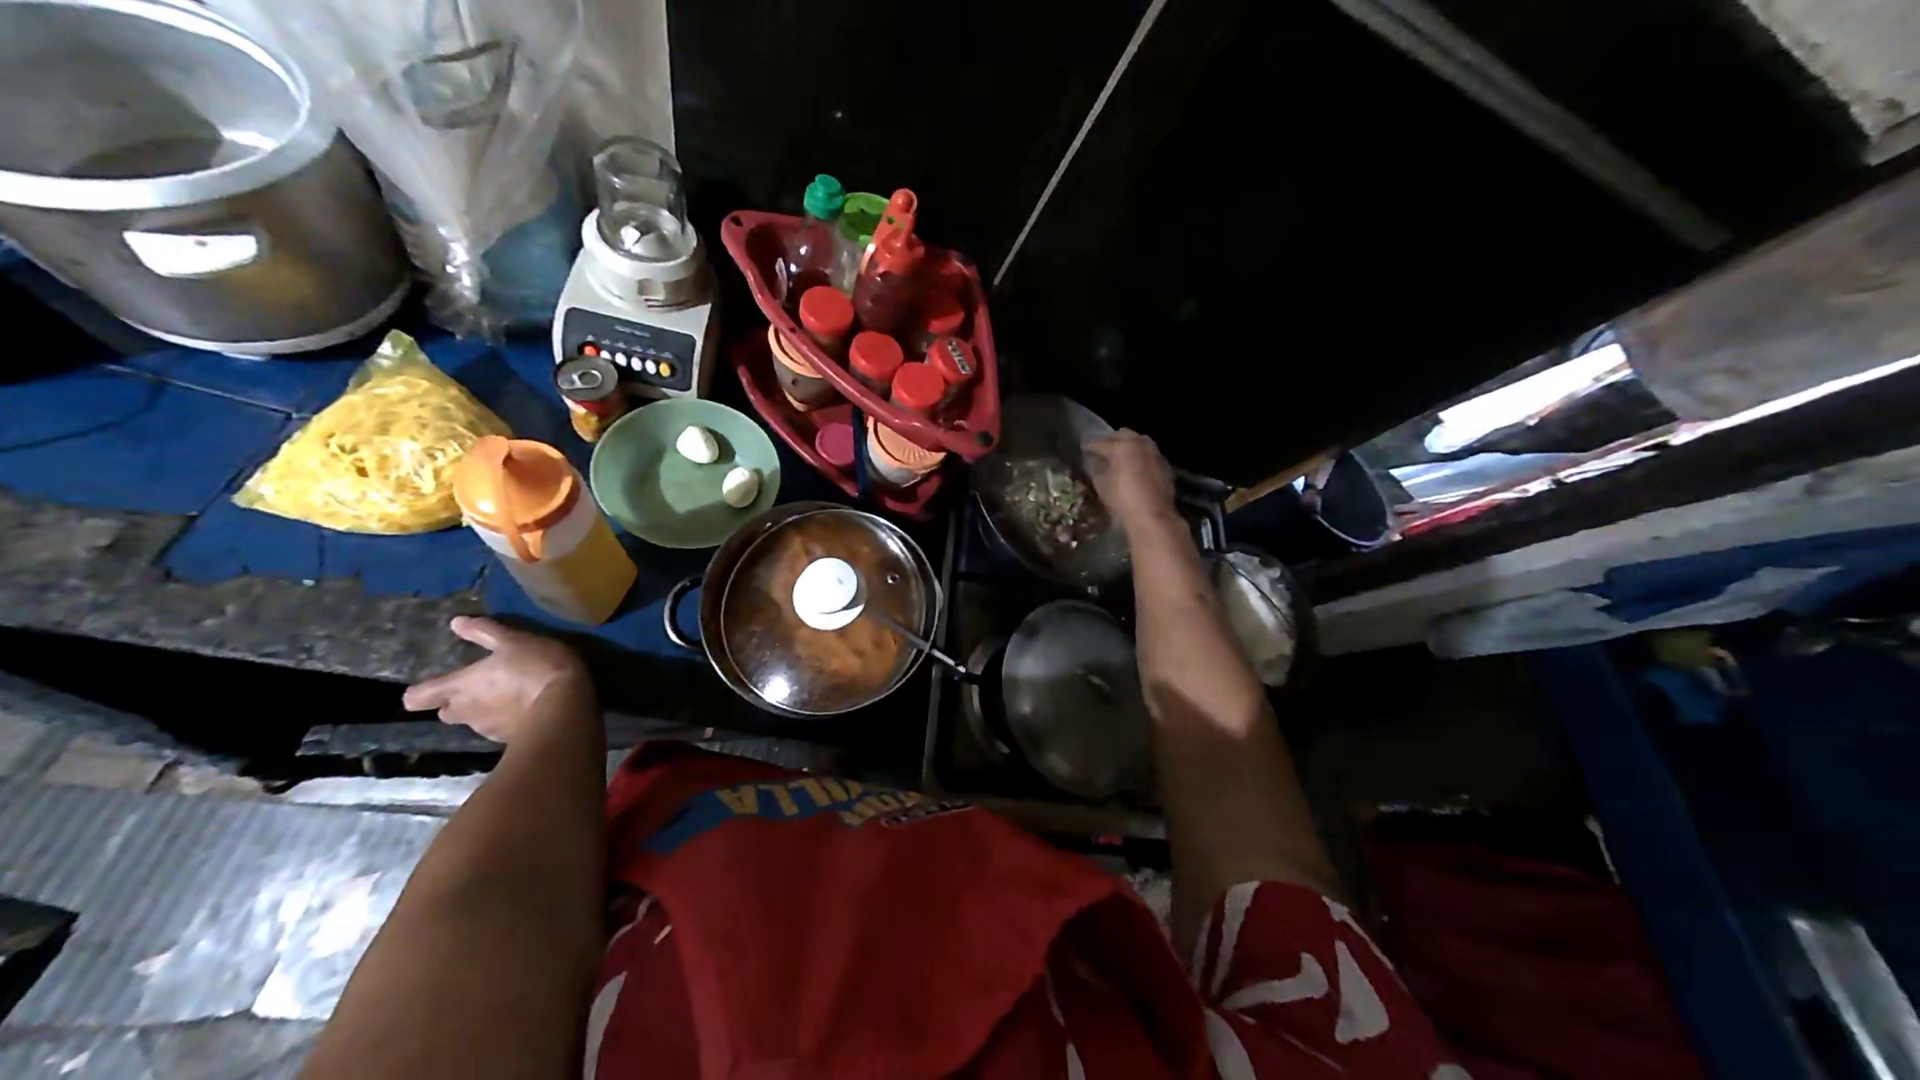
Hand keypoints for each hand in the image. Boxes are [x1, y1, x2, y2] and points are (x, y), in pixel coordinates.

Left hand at [402, 617, 592, 744]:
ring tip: (510, 698)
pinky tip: (528, 709)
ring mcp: (487, 729)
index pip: (416, 698)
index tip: (432, 686)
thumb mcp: (514, 641)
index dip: (420, 693)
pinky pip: (500, 729)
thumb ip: (484, 632)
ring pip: (474, 721)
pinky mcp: (509, 739)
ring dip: (484, 711)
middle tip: (479, 688)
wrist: (565, 709)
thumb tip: (456, 622)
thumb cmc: (534, 670)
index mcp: (459, 687)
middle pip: (445, 712)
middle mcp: (464, 712)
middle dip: (456, 702)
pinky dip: (508, 721)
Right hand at [1083, 429, 1176, 530]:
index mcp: (1121, 447)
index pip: (1101, 443)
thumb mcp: (1101, 485)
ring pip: (1140, 441)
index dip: (1090, 445)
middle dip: (1112, 440)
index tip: (1083, 447)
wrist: (1153, 516)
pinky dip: (1142, 456)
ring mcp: (1155, 453)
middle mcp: (1140, 444)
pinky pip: (1150, 454)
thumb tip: (1093, 461)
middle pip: (1123, 434)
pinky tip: (1137, 467)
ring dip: (1129, 445)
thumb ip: (1095, 468)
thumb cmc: (1122, 499)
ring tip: (1121, 456)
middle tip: (1104, 449)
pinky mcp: (1165, 465)